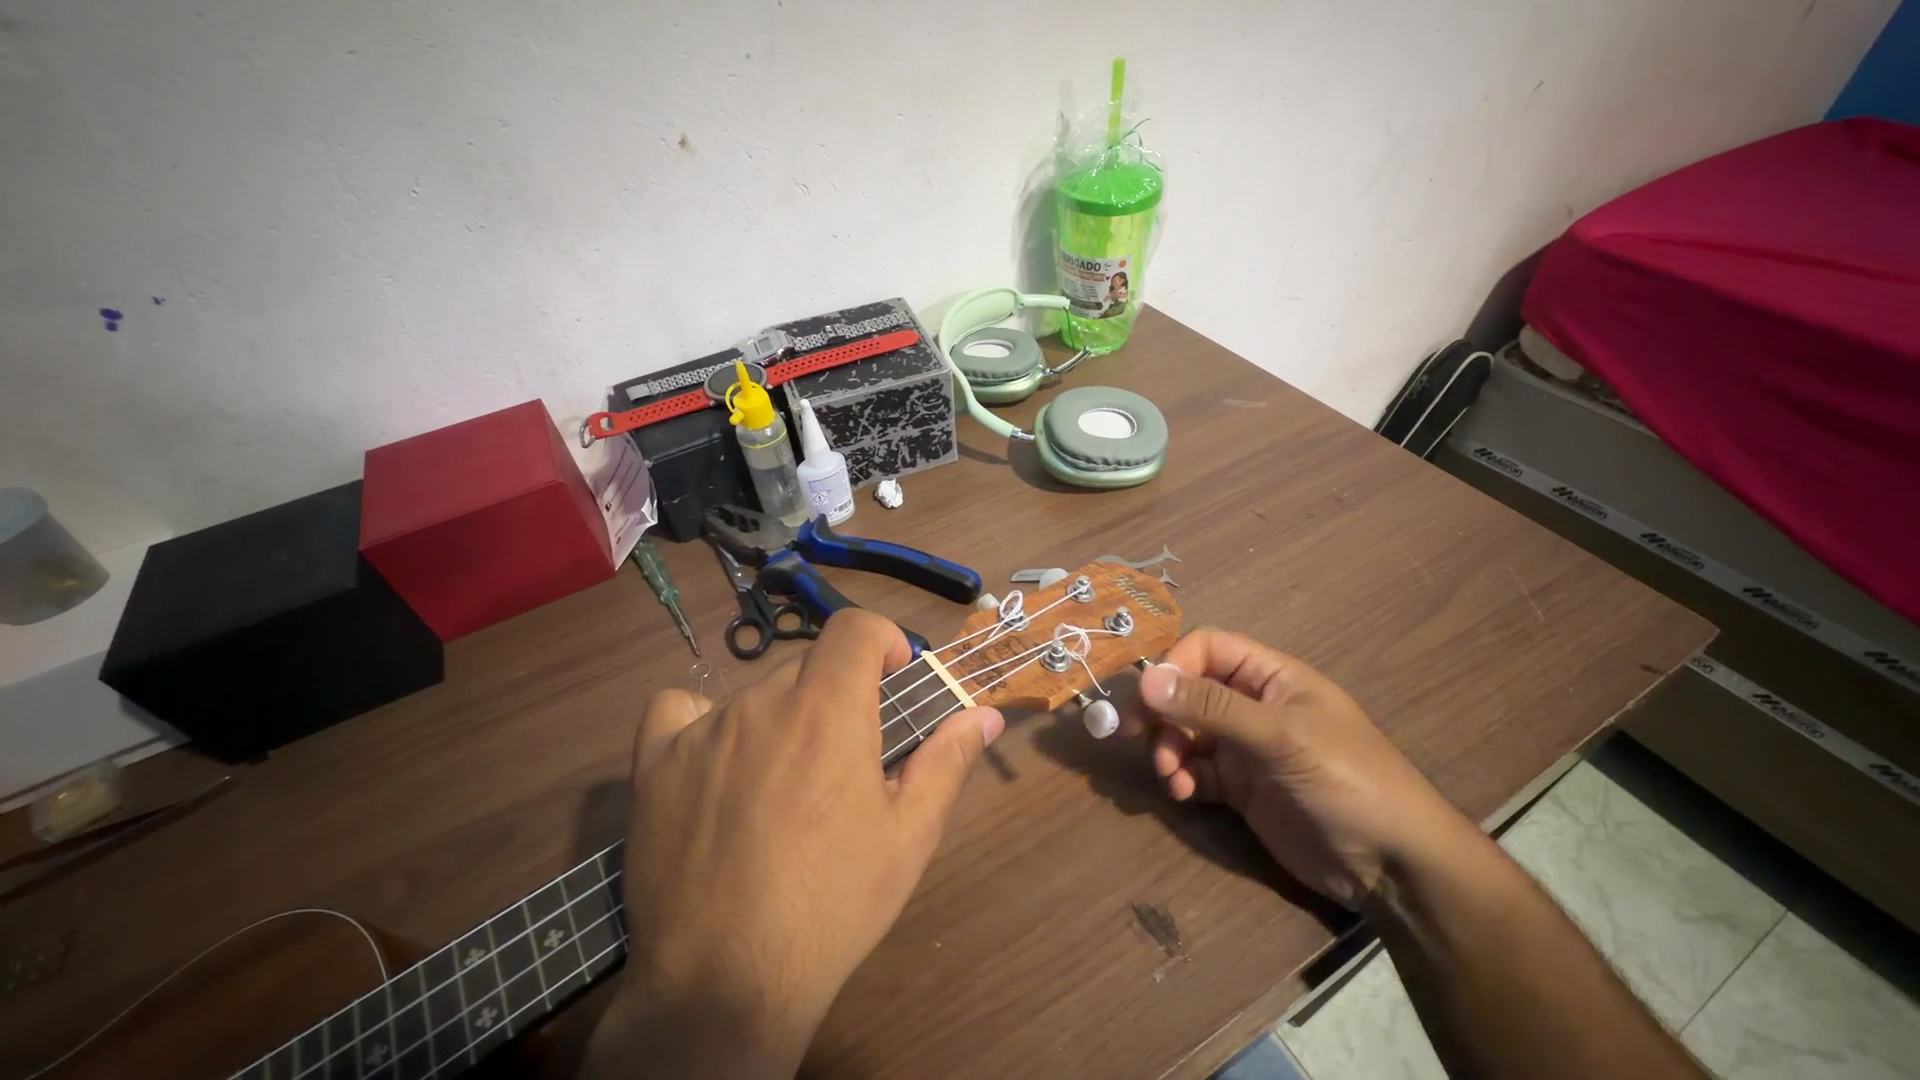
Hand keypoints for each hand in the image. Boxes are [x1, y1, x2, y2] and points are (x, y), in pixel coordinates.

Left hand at [587, 611, 1004, 1078]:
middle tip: (842, 763)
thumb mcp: (908, 838)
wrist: (725, 980)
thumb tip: (983, 714)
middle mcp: (761, 703)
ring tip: (780, 791)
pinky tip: (714, 768)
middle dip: (834, 698)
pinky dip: (702, 723)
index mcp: (828, 712)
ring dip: (778, 721)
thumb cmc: (832, 906)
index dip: (883, 640)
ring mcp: (700, 730)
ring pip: (753, 696)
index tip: (892, 679)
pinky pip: (679, 711)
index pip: (855, 627)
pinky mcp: (652, 762)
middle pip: (808, 668)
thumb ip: (946, 762)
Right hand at [1131, 628, 1477, 908]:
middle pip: (1188, 691)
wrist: (1392, 863)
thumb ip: (1213, 708)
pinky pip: (1195, 771)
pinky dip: (1180, 778)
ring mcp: (1246, 749)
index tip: (1149, 697)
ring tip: (1170, 777)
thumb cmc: (1347, 780)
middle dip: (1161, 712)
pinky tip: (1181, 792)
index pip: (1208, 648)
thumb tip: (1146, 680)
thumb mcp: (1281, 737)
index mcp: (1272, 677)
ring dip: (1167, 749)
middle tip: (1131, 736)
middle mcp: (1254, 706)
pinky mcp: (1240, 789)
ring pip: (1185, 732)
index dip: (1174, 665)